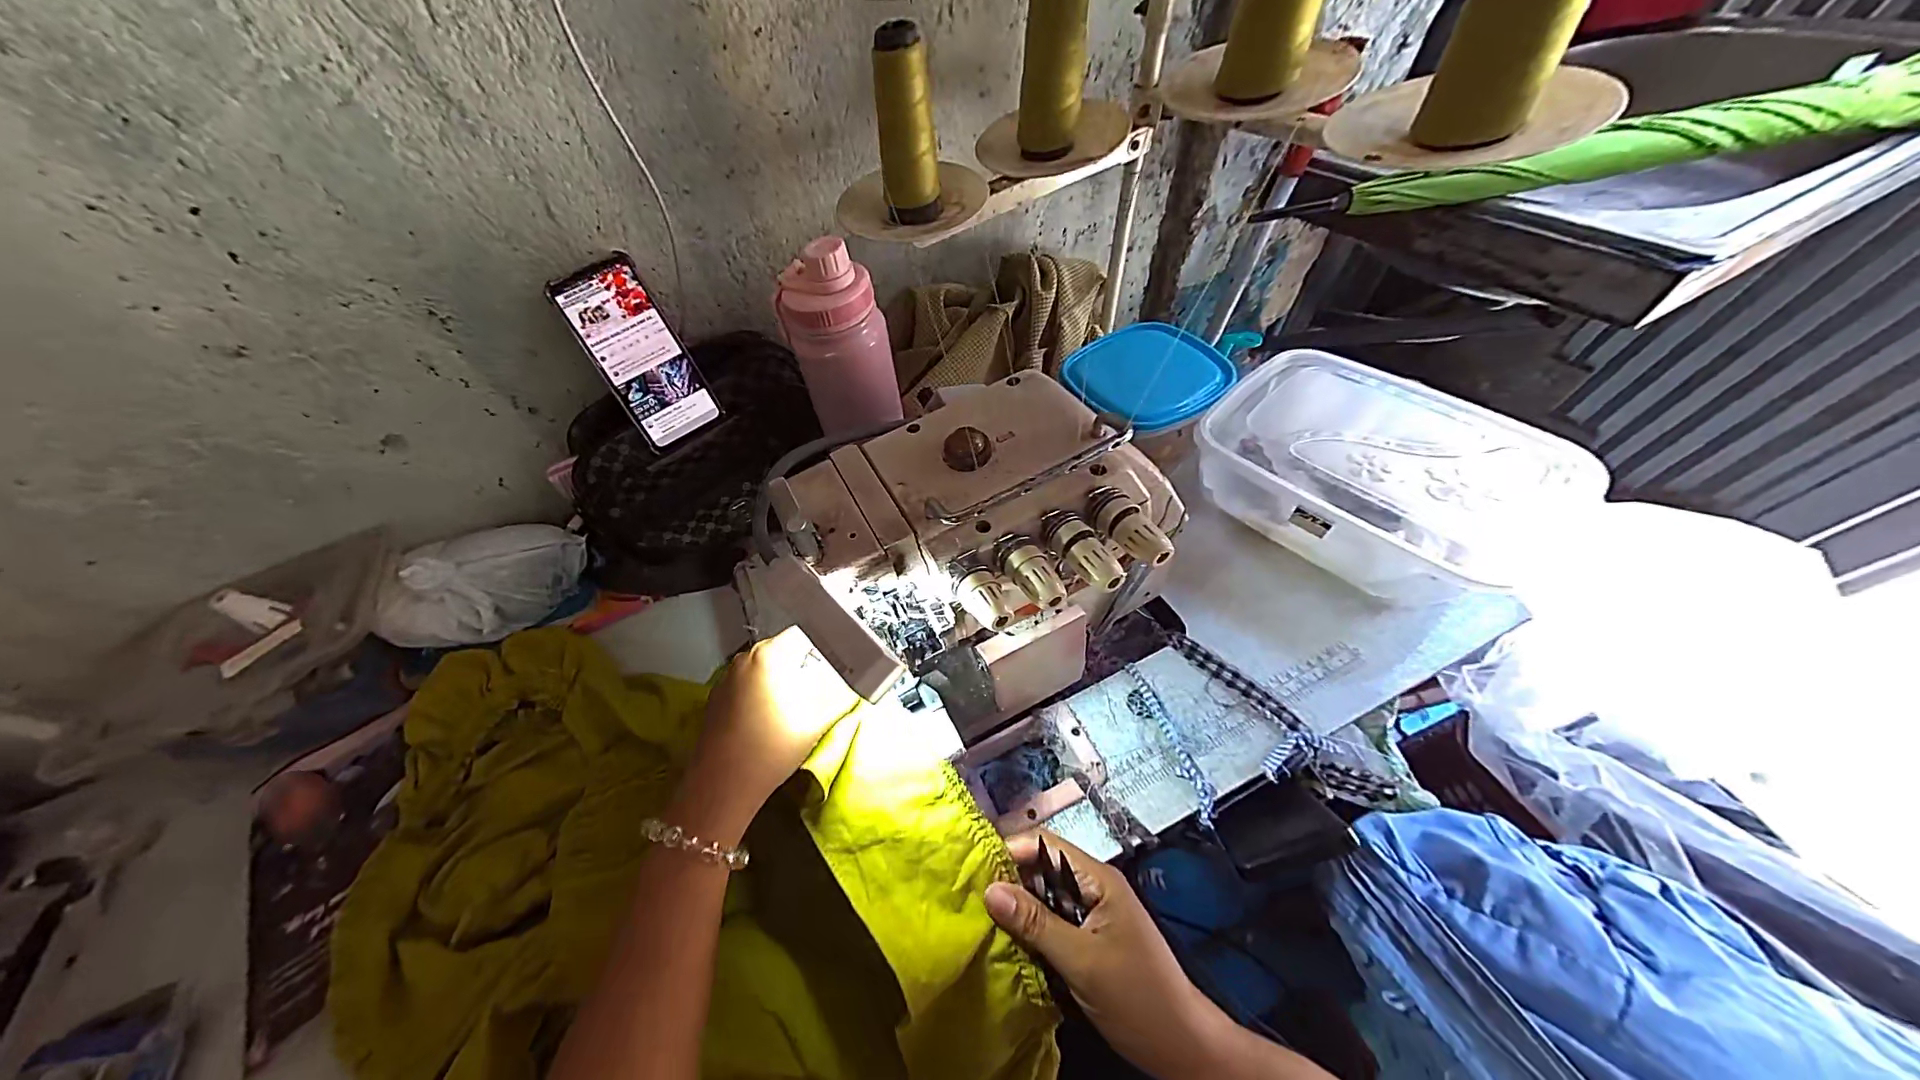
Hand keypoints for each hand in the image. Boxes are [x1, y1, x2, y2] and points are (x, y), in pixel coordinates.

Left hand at [676, 627, 855, 841]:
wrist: (722, 787)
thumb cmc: (771, 748)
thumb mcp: (818, 719)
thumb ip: (843, 692)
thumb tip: (859, 679)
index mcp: (767, 654)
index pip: (805, 635)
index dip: (826, 649)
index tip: (839, 668)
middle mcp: (743, 659)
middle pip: (786, 651)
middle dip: (807, 668)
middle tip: (824, 692)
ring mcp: (727, 678)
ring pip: (768, 670)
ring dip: (786, 683)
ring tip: (798, 712)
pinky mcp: (718, 699)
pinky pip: (751, 686)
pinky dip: (765, 697)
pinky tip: (773, 723)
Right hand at [984, 831, 1231, 1079]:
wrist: (1182, 1046)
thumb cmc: (1137, 997)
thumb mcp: (1081, 960)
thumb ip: (1035, 923)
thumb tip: (990, 889)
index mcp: (1098, 879)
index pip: (1045, 845)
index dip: (1010, 850)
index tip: (975, 868)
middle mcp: (1094, 887)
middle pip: (1042, 867)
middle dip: (1009, 879)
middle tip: (972, 896)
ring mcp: (1092, 913)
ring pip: (1044, 895)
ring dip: (1018, 905)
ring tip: (982, 916)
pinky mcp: (1089, 938)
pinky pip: (1052, 920)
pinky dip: (1031, 927)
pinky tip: (1008, 940)